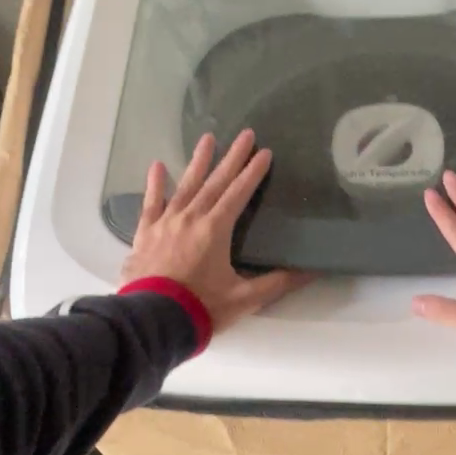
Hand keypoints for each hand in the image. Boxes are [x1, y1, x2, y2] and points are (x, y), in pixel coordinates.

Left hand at [121, 131, 307, 334]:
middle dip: (232, 157)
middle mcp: (191, 218)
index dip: (253, 173)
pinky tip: (158, 165)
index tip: (265, 152)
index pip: (239, 194)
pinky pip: (151, 203)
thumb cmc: (202, 307)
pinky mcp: (145, 234)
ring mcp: (166, 223)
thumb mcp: (245, 298)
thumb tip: (310, 272)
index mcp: (216, 229)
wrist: (154, 320)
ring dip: (198, 162)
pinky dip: (155, 184)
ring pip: (185, 185)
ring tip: (207, 138)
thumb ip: (277, 282)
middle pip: (215, 182)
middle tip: (245, 134)